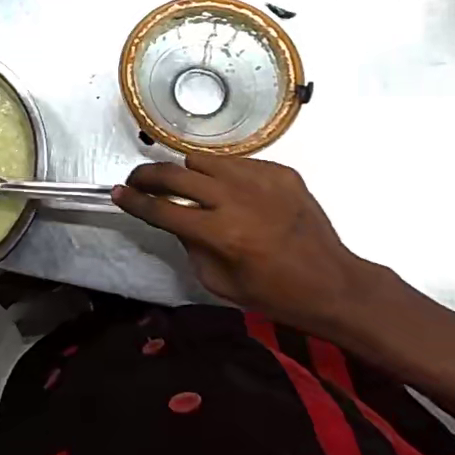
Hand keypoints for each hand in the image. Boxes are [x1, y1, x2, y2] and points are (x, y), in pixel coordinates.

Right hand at [110, 153, 394, 336]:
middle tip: (138, 181)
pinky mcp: (280, 173)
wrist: (337, 285)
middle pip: (173, 174)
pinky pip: (234, 162)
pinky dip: (224, 175)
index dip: (133, 201)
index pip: (161, 209)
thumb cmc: (275, 294)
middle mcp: (237, 201)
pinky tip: (235, 194)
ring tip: (191, 188)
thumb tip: (171, 217)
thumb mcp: (218, 282)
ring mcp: (260, 182)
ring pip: (200, 160)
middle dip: (146, 176)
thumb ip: (187, 246)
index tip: (117, 193)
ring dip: (187, 174)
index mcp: (221, 234)